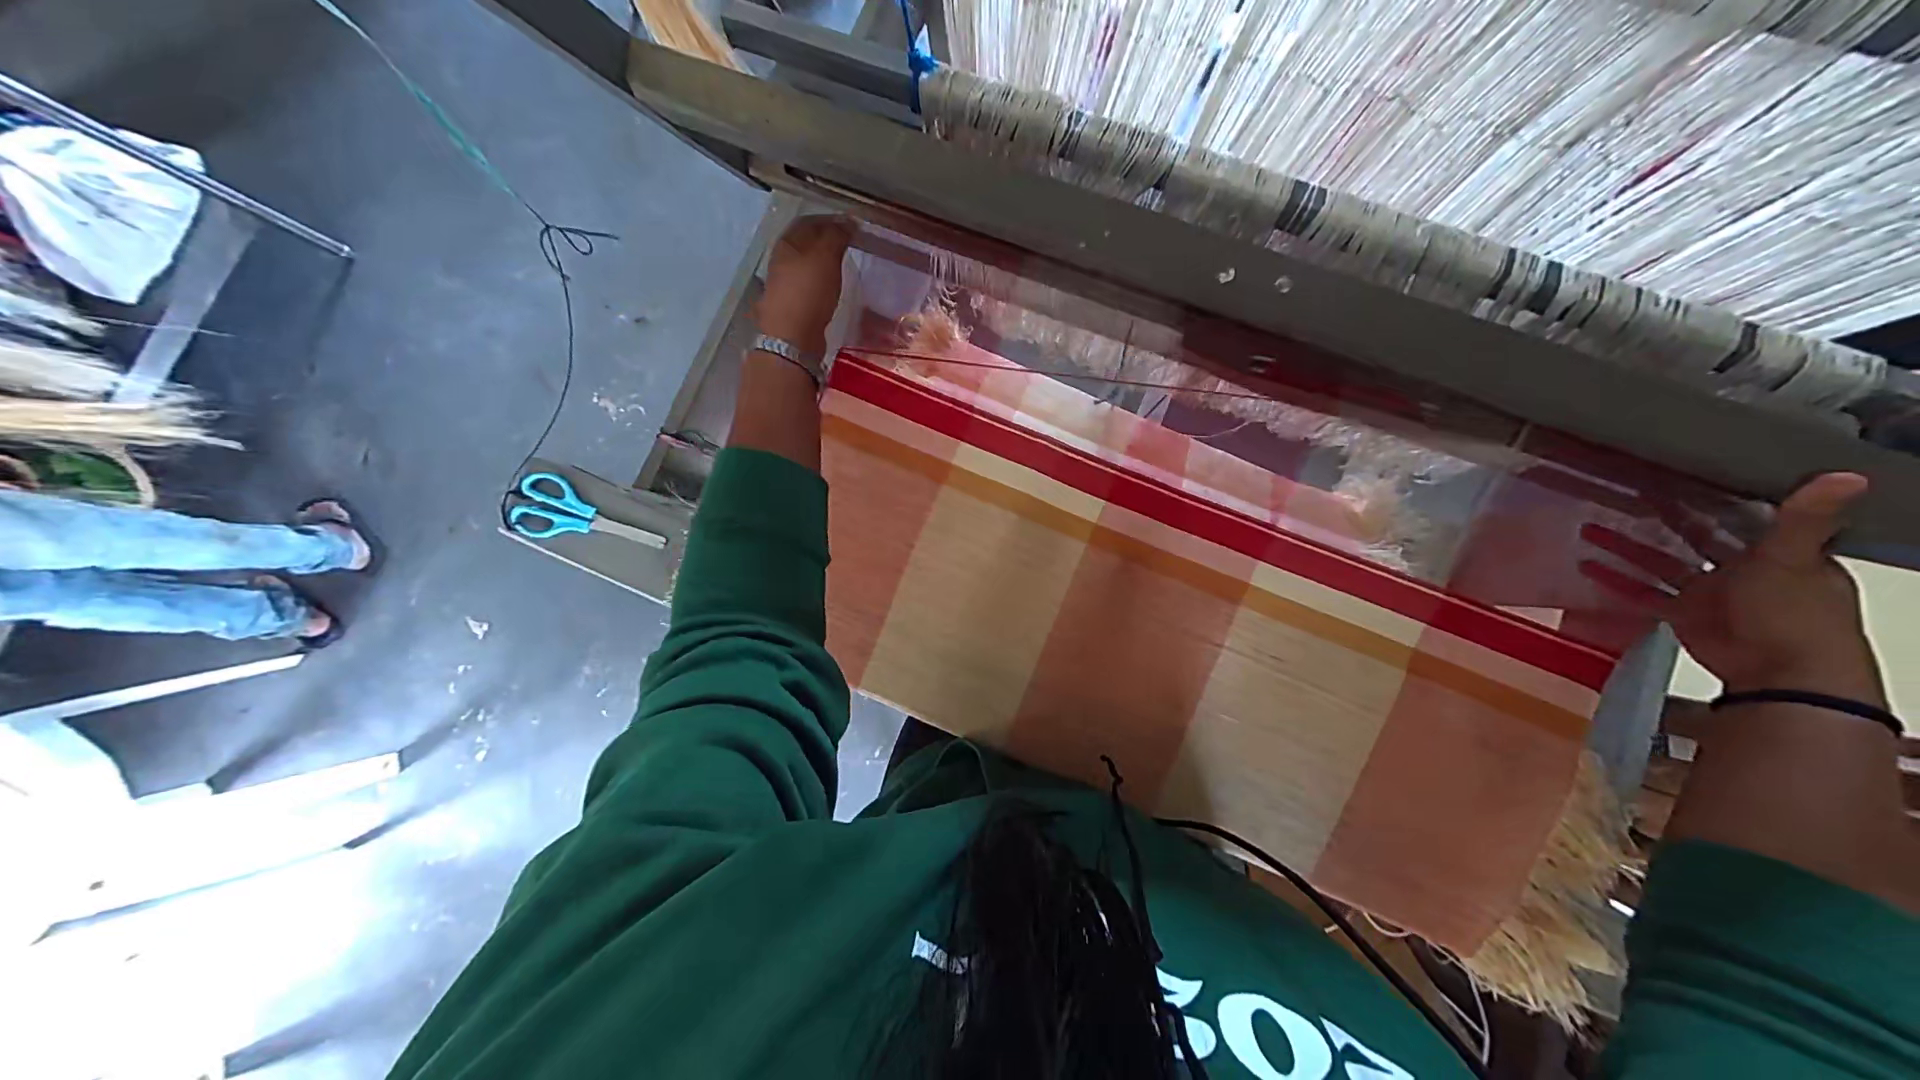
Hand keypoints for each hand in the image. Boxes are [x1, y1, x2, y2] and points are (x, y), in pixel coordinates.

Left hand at [756, 216, 854, 355]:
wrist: (792, 338)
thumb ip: (836, 236)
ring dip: (823, 260)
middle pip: (805, 242)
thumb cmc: (808, 292)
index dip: (831, 219)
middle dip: (826, 239)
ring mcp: (784, 283)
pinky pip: (809, 283)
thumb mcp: (825, 257)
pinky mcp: (791, 304)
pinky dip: (821, 279)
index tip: (852, 224)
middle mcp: (781, 260)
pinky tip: (831, 285)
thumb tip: (847, 222)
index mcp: (786, 243)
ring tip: (843, 262)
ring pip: (806, 263)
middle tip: (850, 242)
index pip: (809, 221)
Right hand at [1580, 473, 1885, 706]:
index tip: (1674, 478)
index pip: (1740, 517)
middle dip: (1660, 520)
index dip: (1709, 499)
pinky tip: (1587, 566)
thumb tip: (1845, 474)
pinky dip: (1617, 581)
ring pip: (1662, 563)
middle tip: (1623, 496)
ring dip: (1627, 548)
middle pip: (1694, 538)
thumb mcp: (1793, 559)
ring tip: (1589, 528)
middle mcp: (1743, 570)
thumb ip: (1803, 519)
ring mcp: (1710, 594)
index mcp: (1777, 553)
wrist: (1781, 673)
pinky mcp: (1684, 615)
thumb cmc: (1795, 612)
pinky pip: (1645, 593)